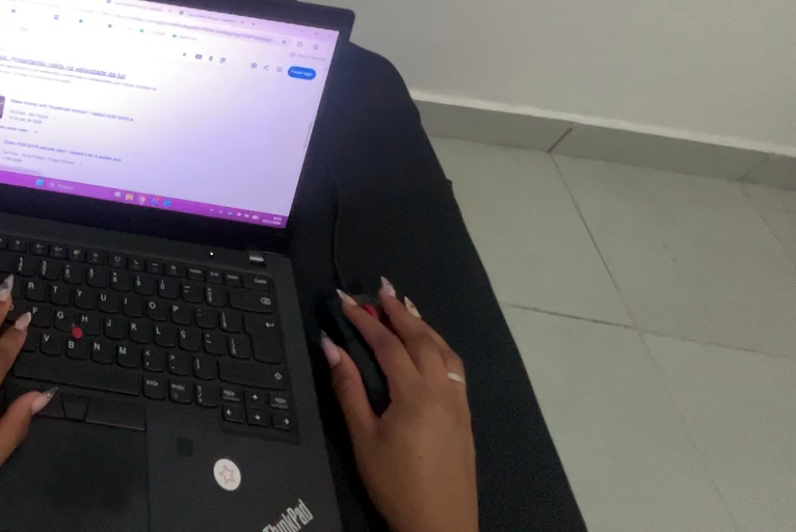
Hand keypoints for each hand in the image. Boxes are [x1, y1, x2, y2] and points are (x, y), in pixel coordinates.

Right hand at [321, 279, 477, 531]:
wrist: (442, 530)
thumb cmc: (396, 484)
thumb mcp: (362, 437)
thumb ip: (348, 387)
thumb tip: (331, 345)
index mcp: (415, 396)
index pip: (387, 344)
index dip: (364, 318)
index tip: (343, 298)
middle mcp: (442, 394)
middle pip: (422, 340)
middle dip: (399, 311)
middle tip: (380, 288)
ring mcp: (458, 405)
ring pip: (444, 352)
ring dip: (423, 325)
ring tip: (404, 307)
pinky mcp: (465, 418)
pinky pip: (454, 369)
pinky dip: (438, 346)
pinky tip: (428, 345)